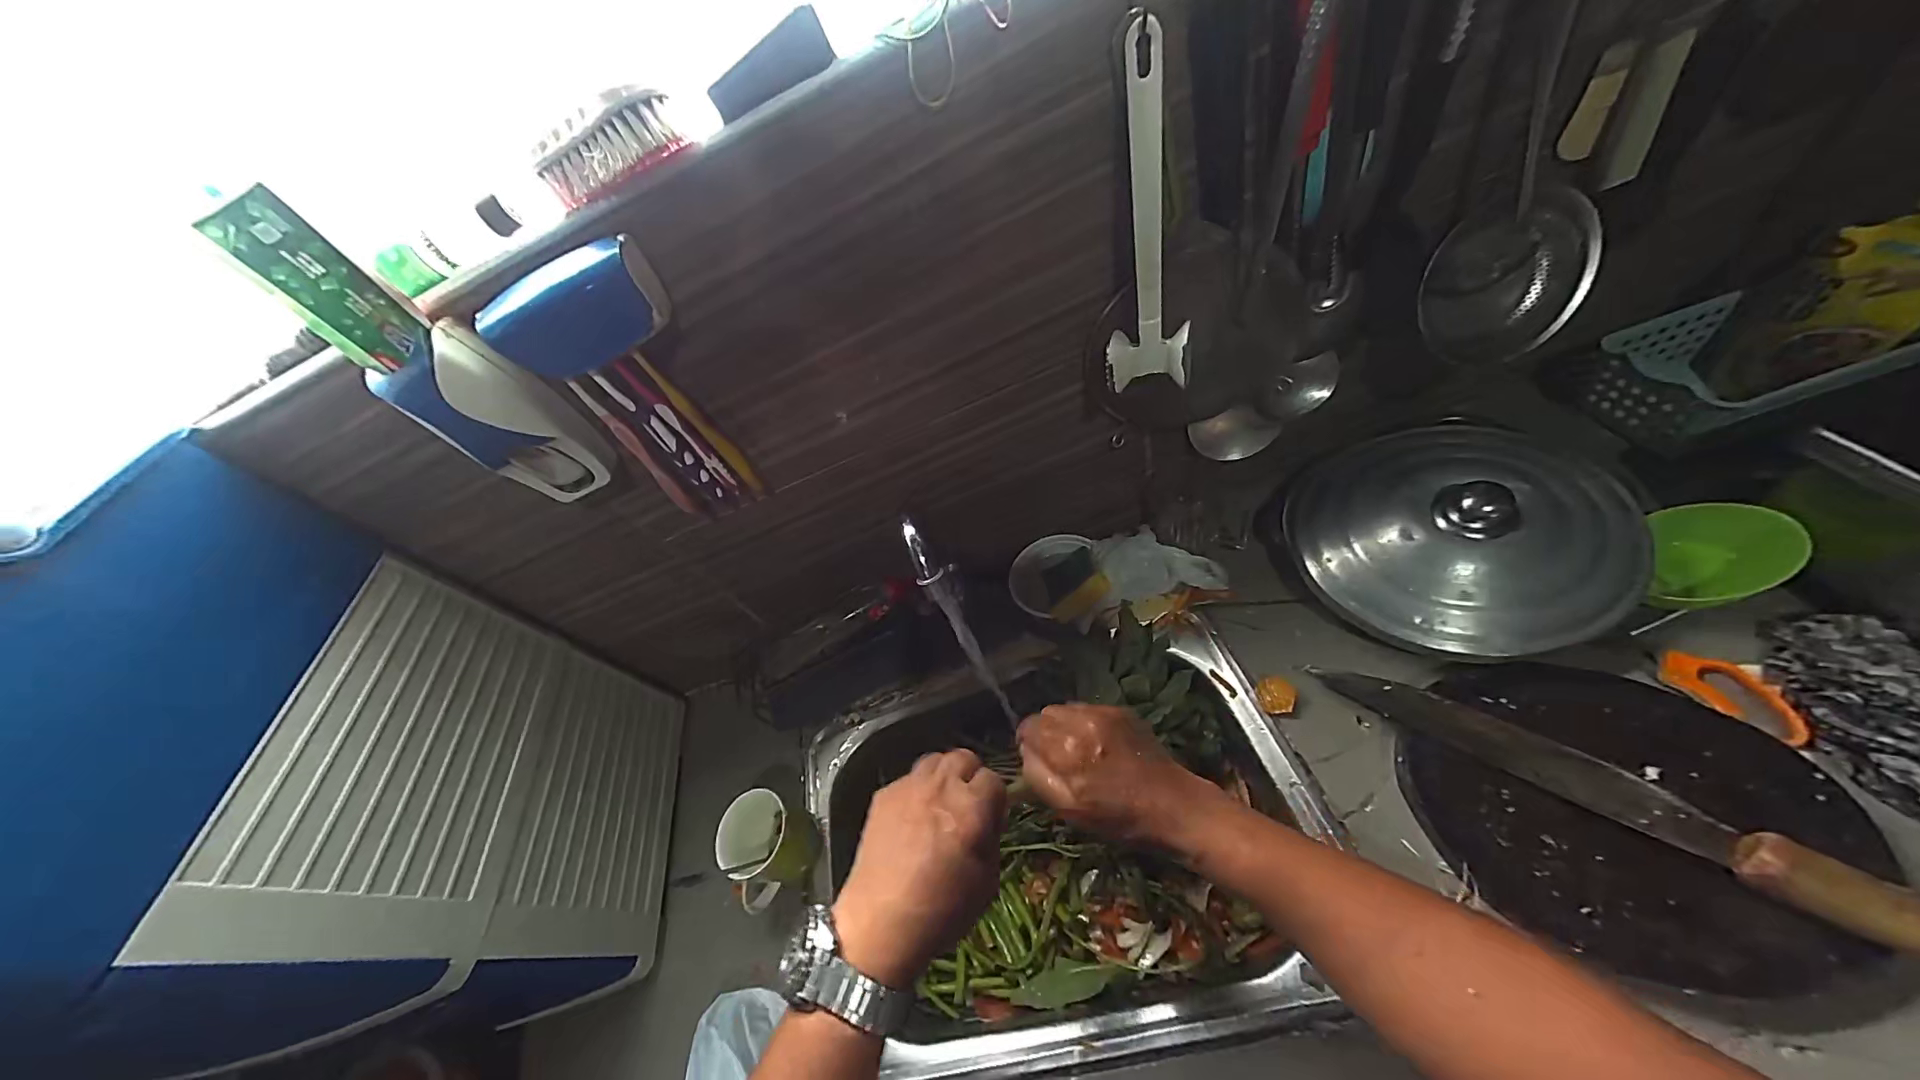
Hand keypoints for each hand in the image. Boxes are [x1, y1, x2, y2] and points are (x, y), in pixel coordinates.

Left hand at [832, 749, 1006, 987]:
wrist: (880, 923)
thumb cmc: (941, 911)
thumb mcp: (987, 881)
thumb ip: (992, 837)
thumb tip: (989, 819)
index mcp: (971, 808)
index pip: (994, 779)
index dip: (995, 799)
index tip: (991, 816)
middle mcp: (940, 787)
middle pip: (964, 757)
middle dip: (970, 777)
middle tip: (967, 804)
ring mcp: (909, 787)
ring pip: (935, 761)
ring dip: (943, 777)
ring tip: (940, 804)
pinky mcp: (884, 794)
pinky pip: (908, 779)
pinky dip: (917, 791)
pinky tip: (913, 818)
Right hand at [1017, 703, 1224, 847]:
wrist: (1173, 805)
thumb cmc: (1118, 817)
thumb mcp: (1068, 809)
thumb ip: (1038, 776)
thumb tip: (1025, 751)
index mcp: (1066, 749)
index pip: (1028, 727)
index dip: (1026, 742)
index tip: (1035, 757)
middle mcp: (1082, 722)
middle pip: (1044, 714)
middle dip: (1045, 732)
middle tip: (1057, 756)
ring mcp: (1104, 713)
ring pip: (1066, 708)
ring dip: (1065, 725)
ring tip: (1079, 749)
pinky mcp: (1121, 711)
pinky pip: (1088, 709)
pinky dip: (1086, 723)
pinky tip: (1100, 744)